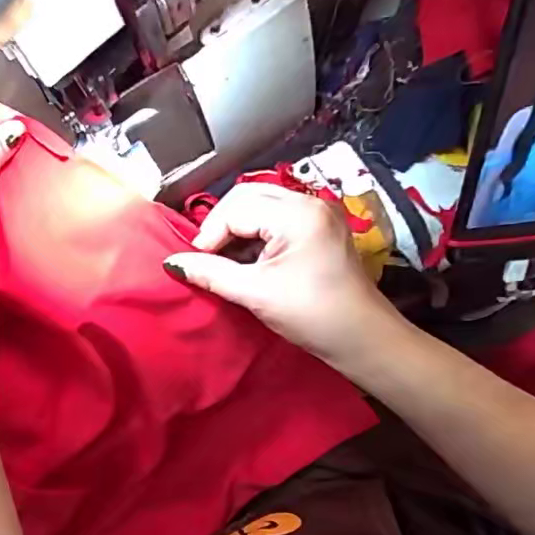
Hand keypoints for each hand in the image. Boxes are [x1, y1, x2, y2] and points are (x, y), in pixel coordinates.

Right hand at [164, 183, 409, 378]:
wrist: (362, 337)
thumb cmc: (311, 314)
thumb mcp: (255, 293)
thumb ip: (211, 273)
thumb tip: (172, 263)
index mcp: (297, 214)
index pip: (236, 208)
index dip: (209, 234)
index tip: (197, 264)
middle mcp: (309, 203)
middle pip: (247, 196)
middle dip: (220, 225)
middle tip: (207, 258)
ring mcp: (317, 214)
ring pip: (260, 205)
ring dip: (236, 230)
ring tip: (224, 262)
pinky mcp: (318, 229)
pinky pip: (275, 219)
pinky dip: (254, 235)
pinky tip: (246, 261)